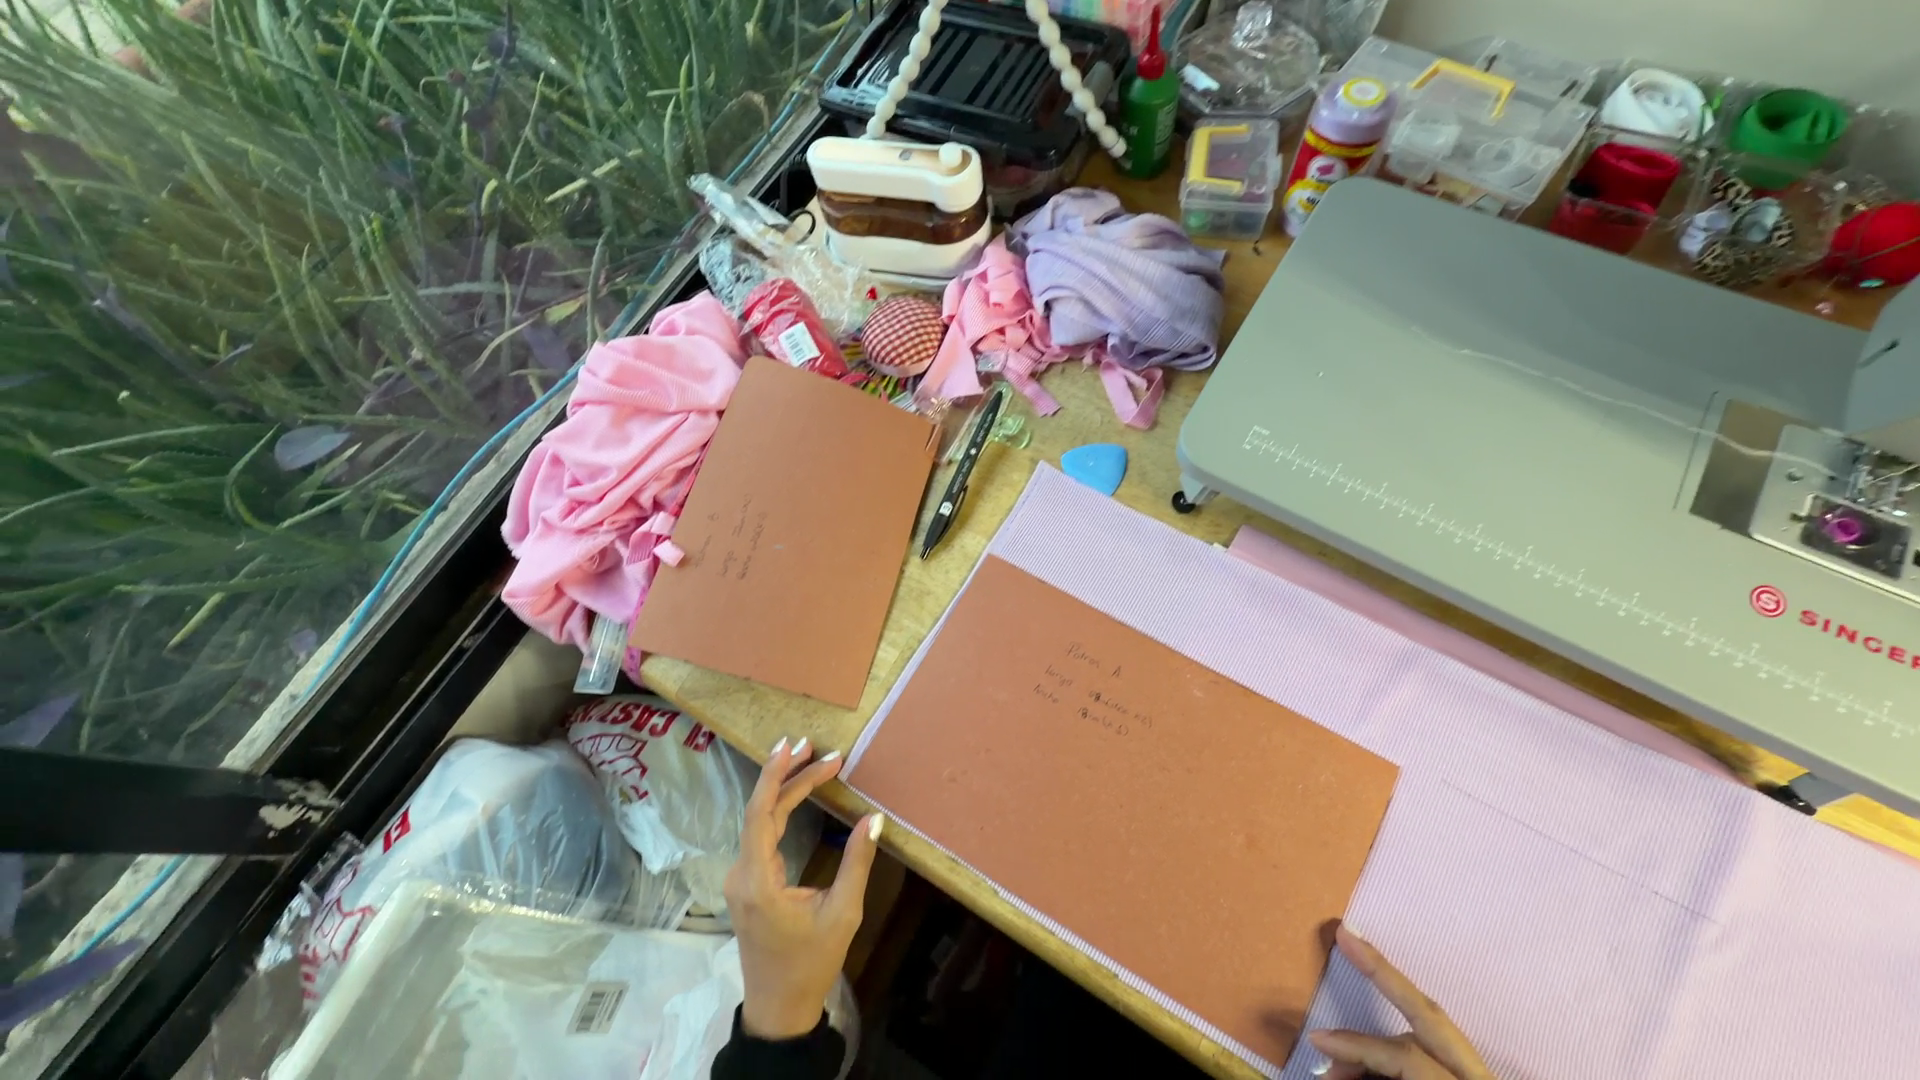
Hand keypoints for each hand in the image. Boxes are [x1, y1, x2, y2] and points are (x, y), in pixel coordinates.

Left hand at [724, 736, 883, 1039]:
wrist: (779, 1007)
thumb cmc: (811, 963)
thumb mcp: (843, 913)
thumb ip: (856, 862)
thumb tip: (874, 818)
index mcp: (758, 879)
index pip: (760, 813)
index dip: (776, 775)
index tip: (796, 746)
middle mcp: (741, 873)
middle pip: (763, 811)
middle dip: (792, 776)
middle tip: (823, 750)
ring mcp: (741, 878)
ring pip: (761, 821)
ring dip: (787, 790)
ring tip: (816, 762)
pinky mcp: (747, 883)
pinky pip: (762, 835)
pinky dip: (782, 810)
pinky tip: (799, 793)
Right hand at [1308, 924, 1491, 1079]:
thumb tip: (1333, 1068)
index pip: (1408, 1060)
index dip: (1357, 1048)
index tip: (1316, 1042)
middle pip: (1432, 1016)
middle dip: (1385, 974)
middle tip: (1345, 936)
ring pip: (1432, 1037)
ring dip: (1380, 1038)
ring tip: (1338, 1055)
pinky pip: (1435, 1056)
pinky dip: (1396, 1057)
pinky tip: (1366, 1068)